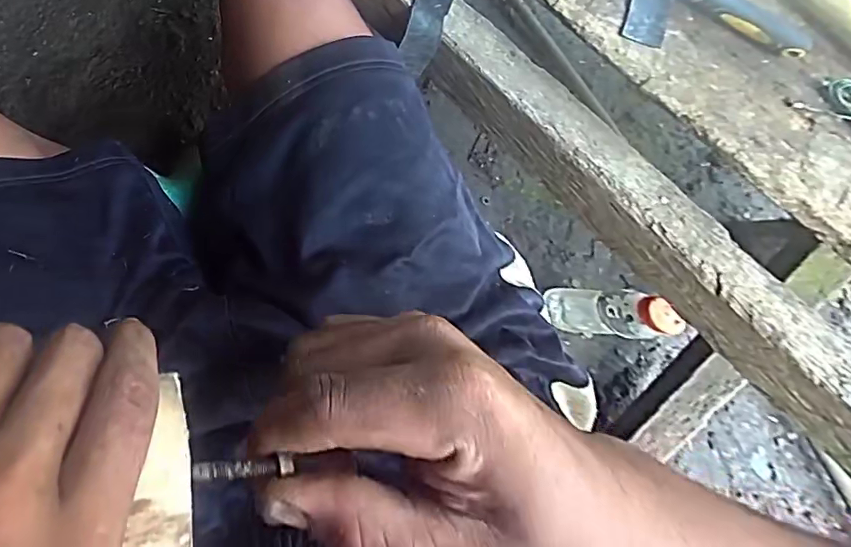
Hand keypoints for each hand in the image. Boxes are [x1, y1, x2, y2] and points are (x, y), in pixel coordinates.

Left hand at [0, 320, 158, 546]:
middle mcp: (5, 481)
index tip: (130, 341)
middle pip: (68, 355)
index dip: (136, 358)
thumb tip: (105, 453)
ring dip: (7, 366)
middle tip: (53, 385)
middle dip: (73, 359)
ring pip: (2, 343)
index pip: (126, 405)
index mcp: (69, 545)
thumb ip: (92, 535)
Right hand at [248, 313, 827, 546]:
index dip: (280, 436)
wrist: (599, 505)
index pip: (330, 401)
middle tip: (295, 483)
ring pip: (317, 346)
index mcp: (446, 394)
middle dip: (288, 420)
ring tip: (326, 460)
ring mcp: (417, 325)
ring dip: (302, 400)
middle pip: (314, 364)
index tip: (250, 473)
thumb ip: (360, 519)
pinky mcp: (411, 326)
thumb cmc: (538, 538)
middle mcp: (424, 339)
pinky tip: (346, 426)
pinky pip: (337, 340)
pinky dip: (322, 380)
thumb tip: (272, 493)